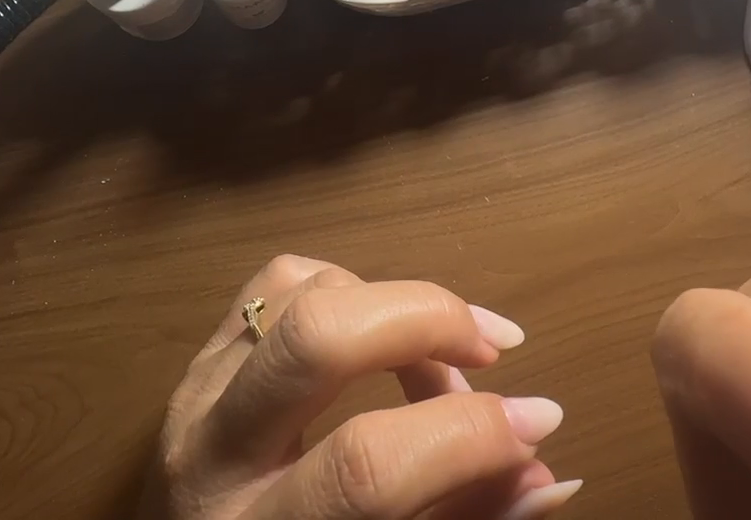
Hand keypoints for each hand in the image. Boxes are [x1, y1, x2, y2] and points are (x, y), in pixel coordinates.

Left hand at [140, 255, 579, 519]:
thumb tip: (552, 470)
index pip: (366, 465)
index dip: (467, 434)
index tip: (537, 425)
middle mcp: (211, 453)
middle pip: (316, 338)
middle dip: (426, 320)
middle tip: (492, 352)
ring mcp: (198, 390)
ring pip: (303, 293)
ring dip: (395, 306)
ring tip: (444, 361)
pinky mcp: (202, 354)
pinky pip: (277, 279)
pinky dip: (345, 285)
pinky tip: (378, 330)